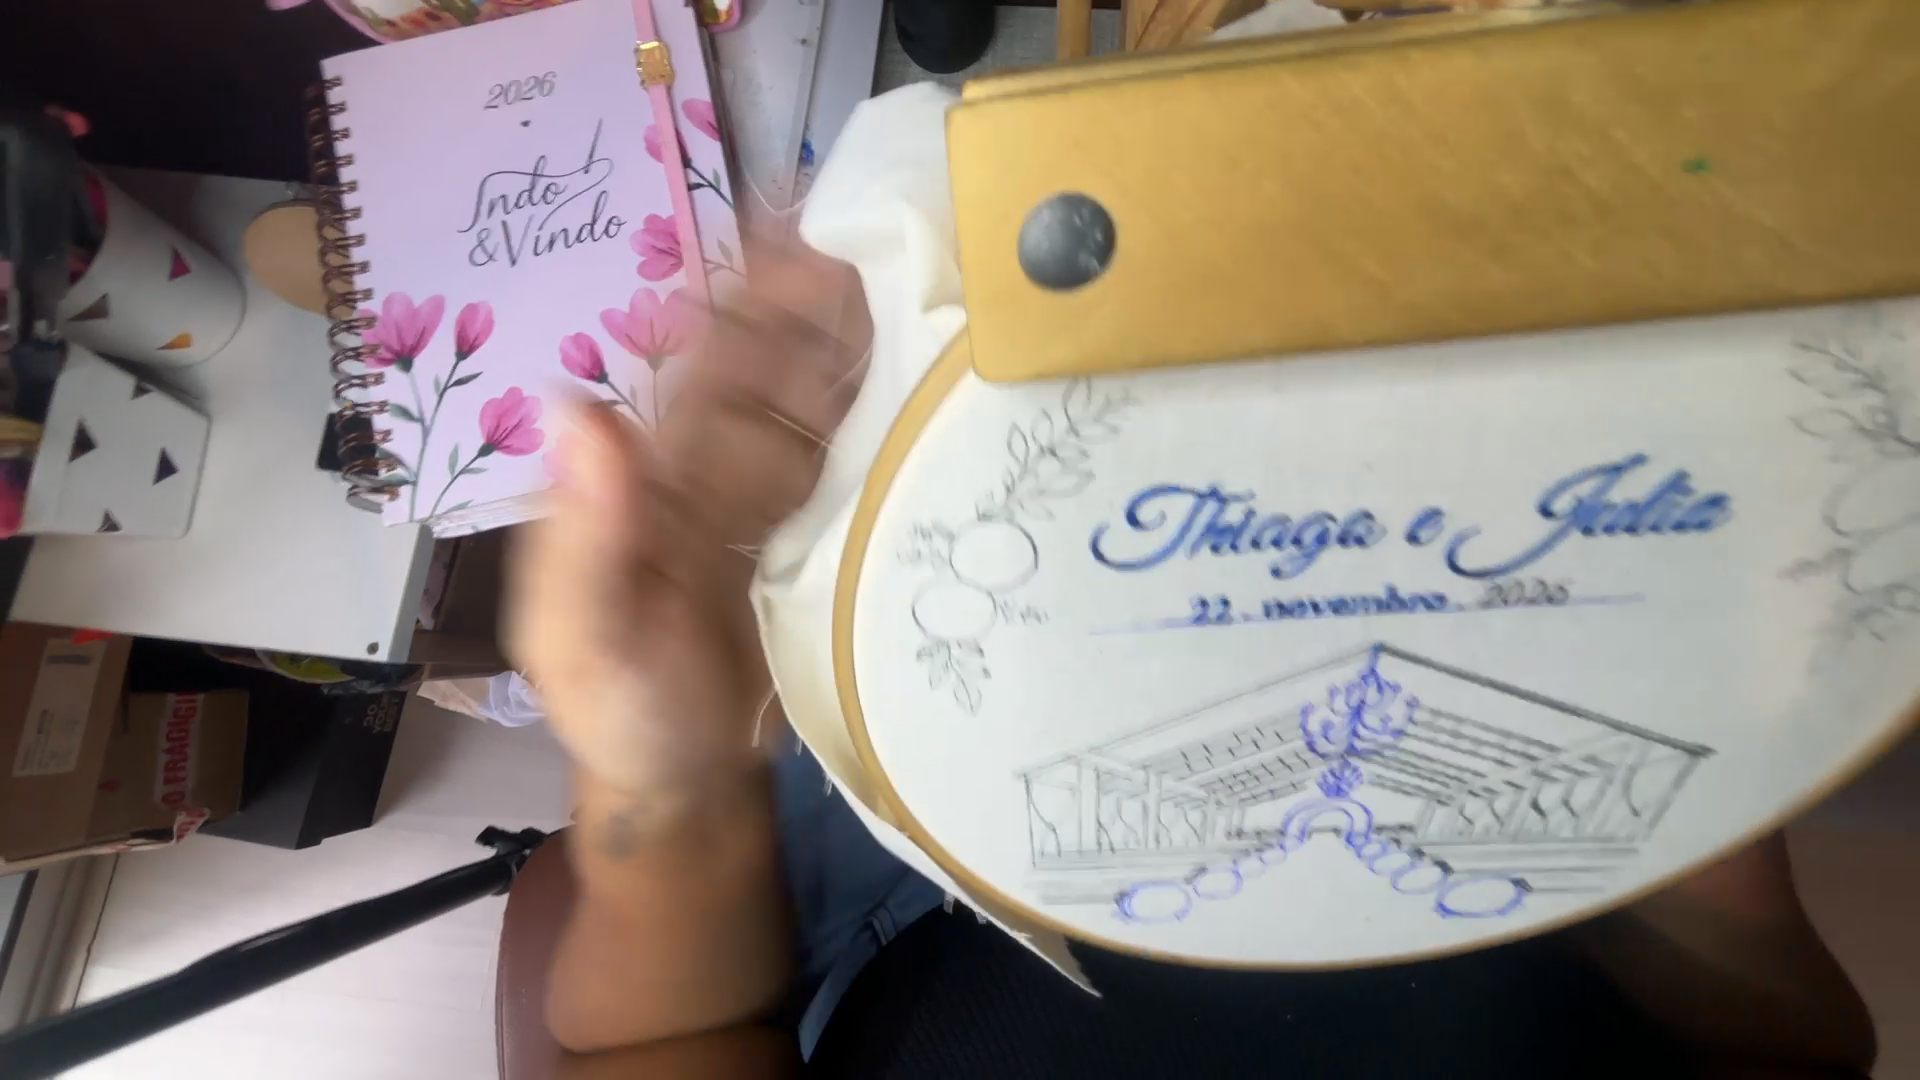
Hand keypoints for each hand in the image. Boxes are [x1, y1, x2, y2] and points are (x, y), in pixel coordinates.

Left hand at [506, 252, 867, 795]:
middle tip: (874, 238)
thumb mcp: (584, 636)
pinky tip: (908, 384)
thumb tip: (583, 410)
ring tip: (906, 287)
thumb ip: (586, 538)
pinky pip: (834, 468)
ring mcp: (762, 507)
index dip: (741, 300)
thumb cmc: (625, 713)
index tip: (791, 229)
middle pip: (762, 373)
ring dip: (849, 347)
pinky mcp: (803, 541)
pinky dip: (867, 421)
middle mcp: (706, 475)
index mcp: (648, 482)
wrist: (685, 778)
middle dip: (809, 306)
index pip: (699, 370)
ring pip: (806, 411)